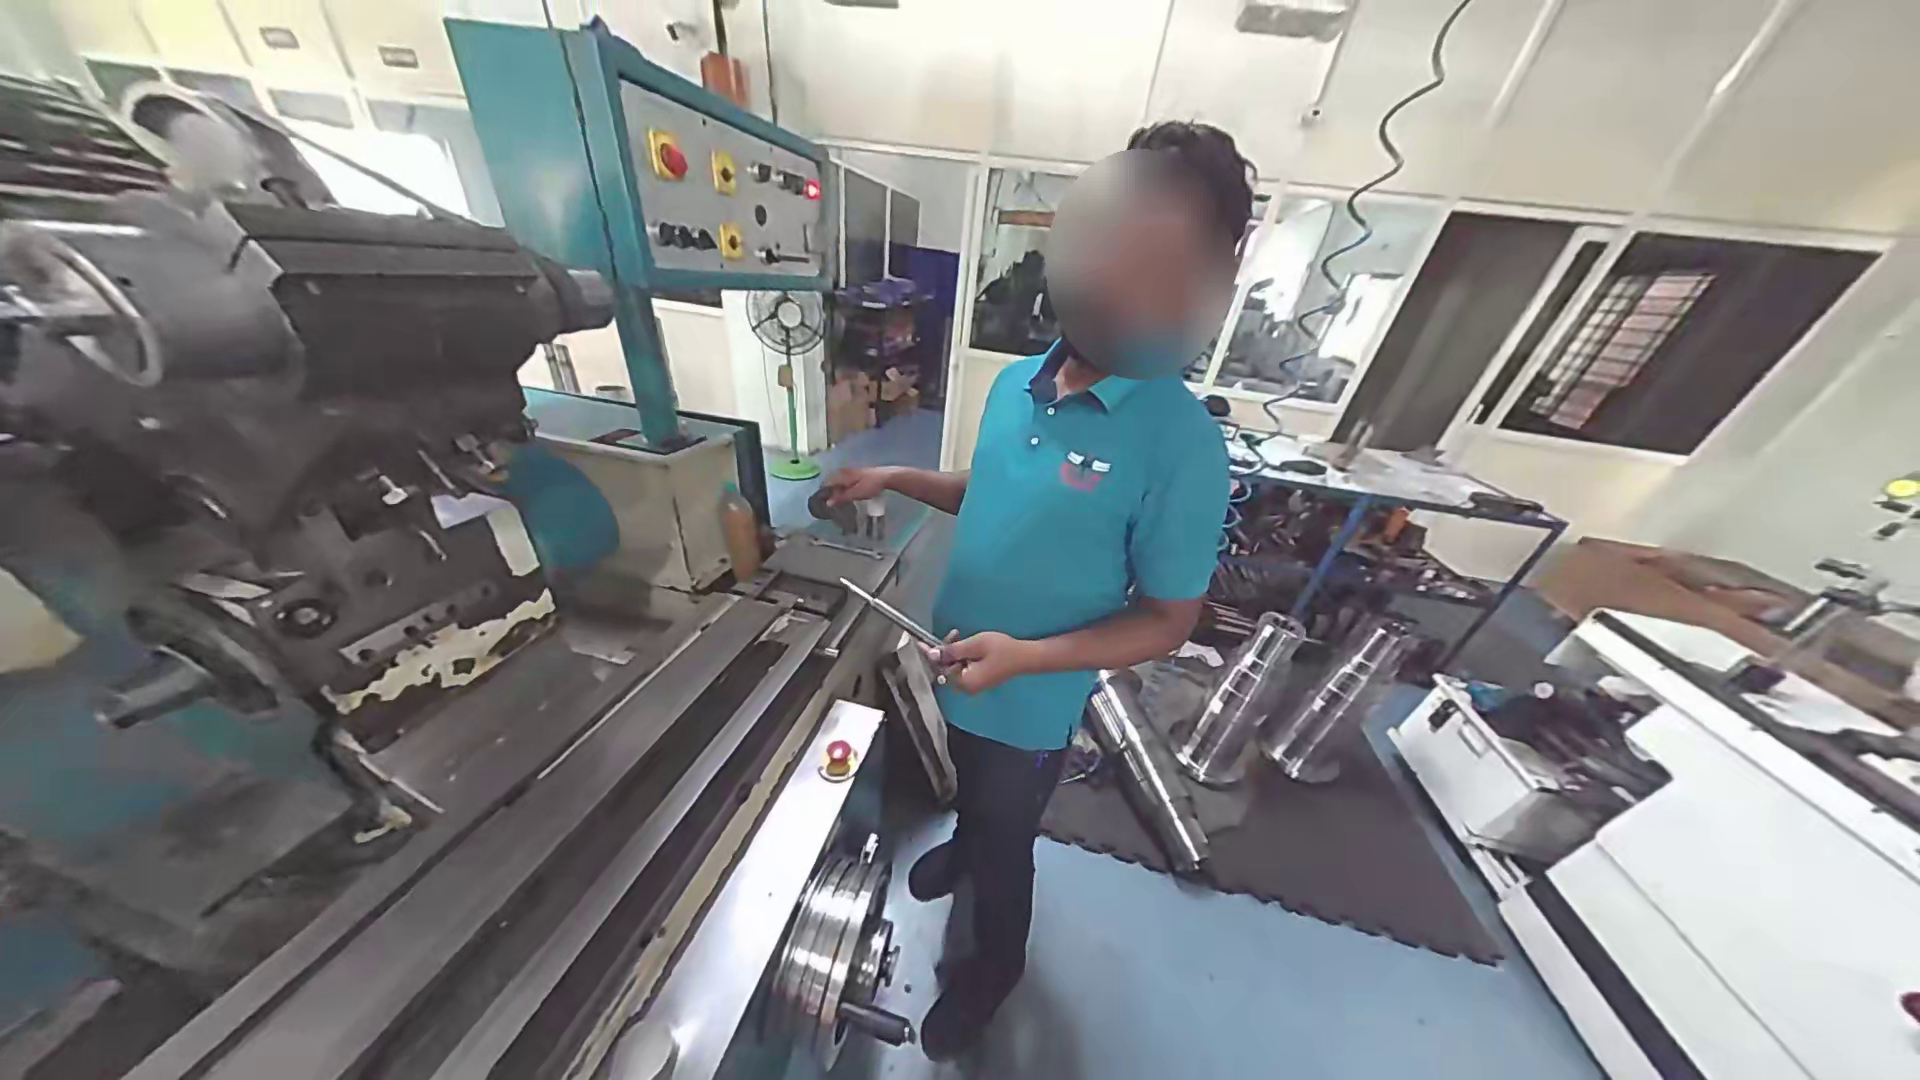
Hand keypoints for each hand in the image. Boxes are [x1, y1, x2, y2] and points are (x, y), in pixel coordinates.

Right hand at [823, 466, 893, 505]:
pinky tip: (849, 494)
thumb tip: (827, 503)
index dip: (825, 493)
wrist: (887, 477)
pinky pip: (845, 481)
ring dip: (838, 491)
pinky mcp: (857, 474)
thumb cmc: (871, 485)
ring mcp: (850, 471)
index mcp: (841, 475)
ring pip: (839, 481)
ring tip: (840, 501)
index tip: (825, 503)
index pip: (827, 483)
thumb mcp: (856, 494)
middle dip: (831, 492)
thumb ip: (841, 498)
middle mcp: (844, 471)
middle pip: (832, 482)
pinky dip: (844, 488)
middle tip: (833, 503)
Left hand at [927, 630, 1036, 694]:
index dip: (931, 653)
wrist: (1027, 656)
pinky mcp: (979, 679)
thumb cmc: (1003, 649)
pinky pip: (963, 668)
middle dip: (946, 650)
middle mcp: (967, 687)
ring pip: (954, 667)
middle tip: (955, 633)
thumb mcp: (975, 645)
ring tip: (961, 636)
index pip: (940, 667)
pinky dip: (962, 656)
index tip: (920, 642)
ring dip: (954, 652)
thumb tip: (932, 654)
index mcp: (965, 682)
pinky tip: (967, 646)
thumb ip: (952, 650)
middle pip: (946, 668)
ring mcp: (973, 685)